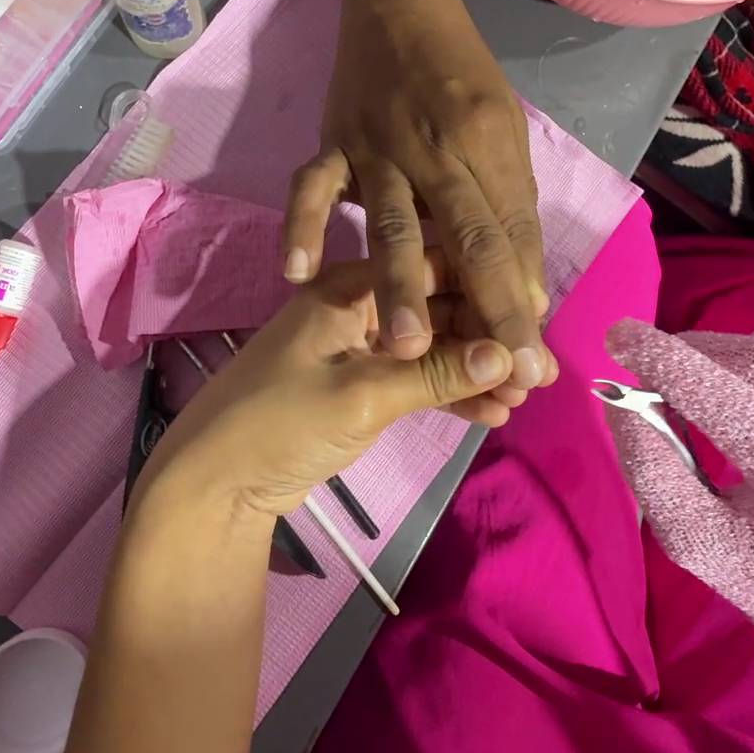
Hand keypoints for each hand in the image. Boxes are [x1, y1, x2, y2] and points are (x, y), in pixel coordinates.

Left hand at [145, 259, 519, 518]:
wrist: (216, 482)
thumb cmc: (281, 421)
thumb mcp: (363, 395)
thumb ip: (436, 374)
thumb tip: (508, 355)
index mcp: (353, 285)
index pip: (436, 270)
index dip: (487, 295)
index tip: (533, 327)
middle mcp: (363, 306)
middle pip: (440, 311)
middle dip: (489, 341)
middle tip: (537, 376)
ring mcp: (363, 347)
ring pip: (433, 349)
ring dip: (475, 372)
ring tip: (520, 401)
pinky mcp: (363, 385)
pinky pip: (417, 380)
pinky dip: (450, 395)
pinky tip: (489, 414)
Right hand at [284, 0, 554, 392]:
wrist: (399, 4)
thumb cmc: (460, 75)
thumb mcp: (503, 131)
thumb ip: (510, 206)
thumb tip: (524, 289)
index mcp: (488, 145)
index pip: (510, 235)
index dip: (523, 300)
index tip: (534, 365)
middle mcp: (437, 148)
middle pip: (465, 237)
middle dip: (485, 308)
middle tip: (498, 377)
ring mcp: (378, 145)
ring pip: (391, 222)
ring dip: (399, 283)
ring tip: (405, 349)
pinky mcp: (331, 141)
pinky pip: (311, 186)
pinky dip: (301, 225)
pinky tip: (296, 273)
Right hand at [606, 318, 753, 677]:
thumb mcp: (690, 540)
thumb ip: (650, 471)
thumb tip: (621, 401)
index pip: (733, 406)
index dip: (670, 365)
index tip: (618, 336)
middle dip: (691, 354)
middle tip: (649, 368)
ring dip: (723, 352)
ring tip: (699, 384)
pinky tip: (747, 387)